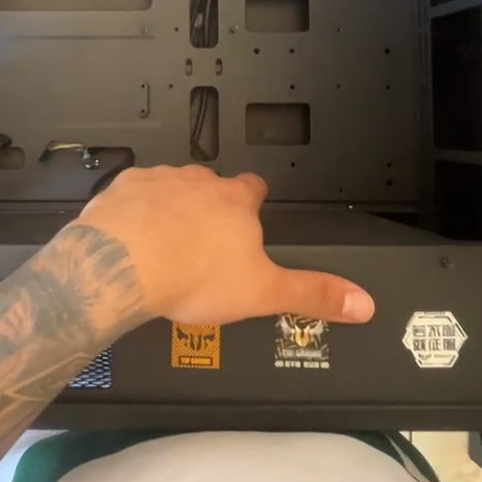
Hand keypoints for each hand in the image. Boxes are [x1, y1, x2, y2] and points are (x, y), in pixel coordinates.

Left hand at [72, 164, 375, 326]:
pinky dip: (134, 209)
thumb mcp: (263, 291)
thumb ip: (312, 292)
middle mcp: (197, 182)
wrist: (124, 262)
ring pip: (170, 186)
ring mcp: (157, 182)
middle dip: (210, 204)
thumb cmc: (189, 272)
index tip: (254, 206)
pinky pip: (132, 193)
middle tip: (207, 235)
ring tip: (168, 237)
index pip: (254, 187)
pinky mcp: (122, 190)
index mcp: (234, 202)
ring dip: (170, 204)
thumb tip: (359, 299)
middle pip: (210, 184)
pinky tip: (132, 233)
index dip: (255, 197)